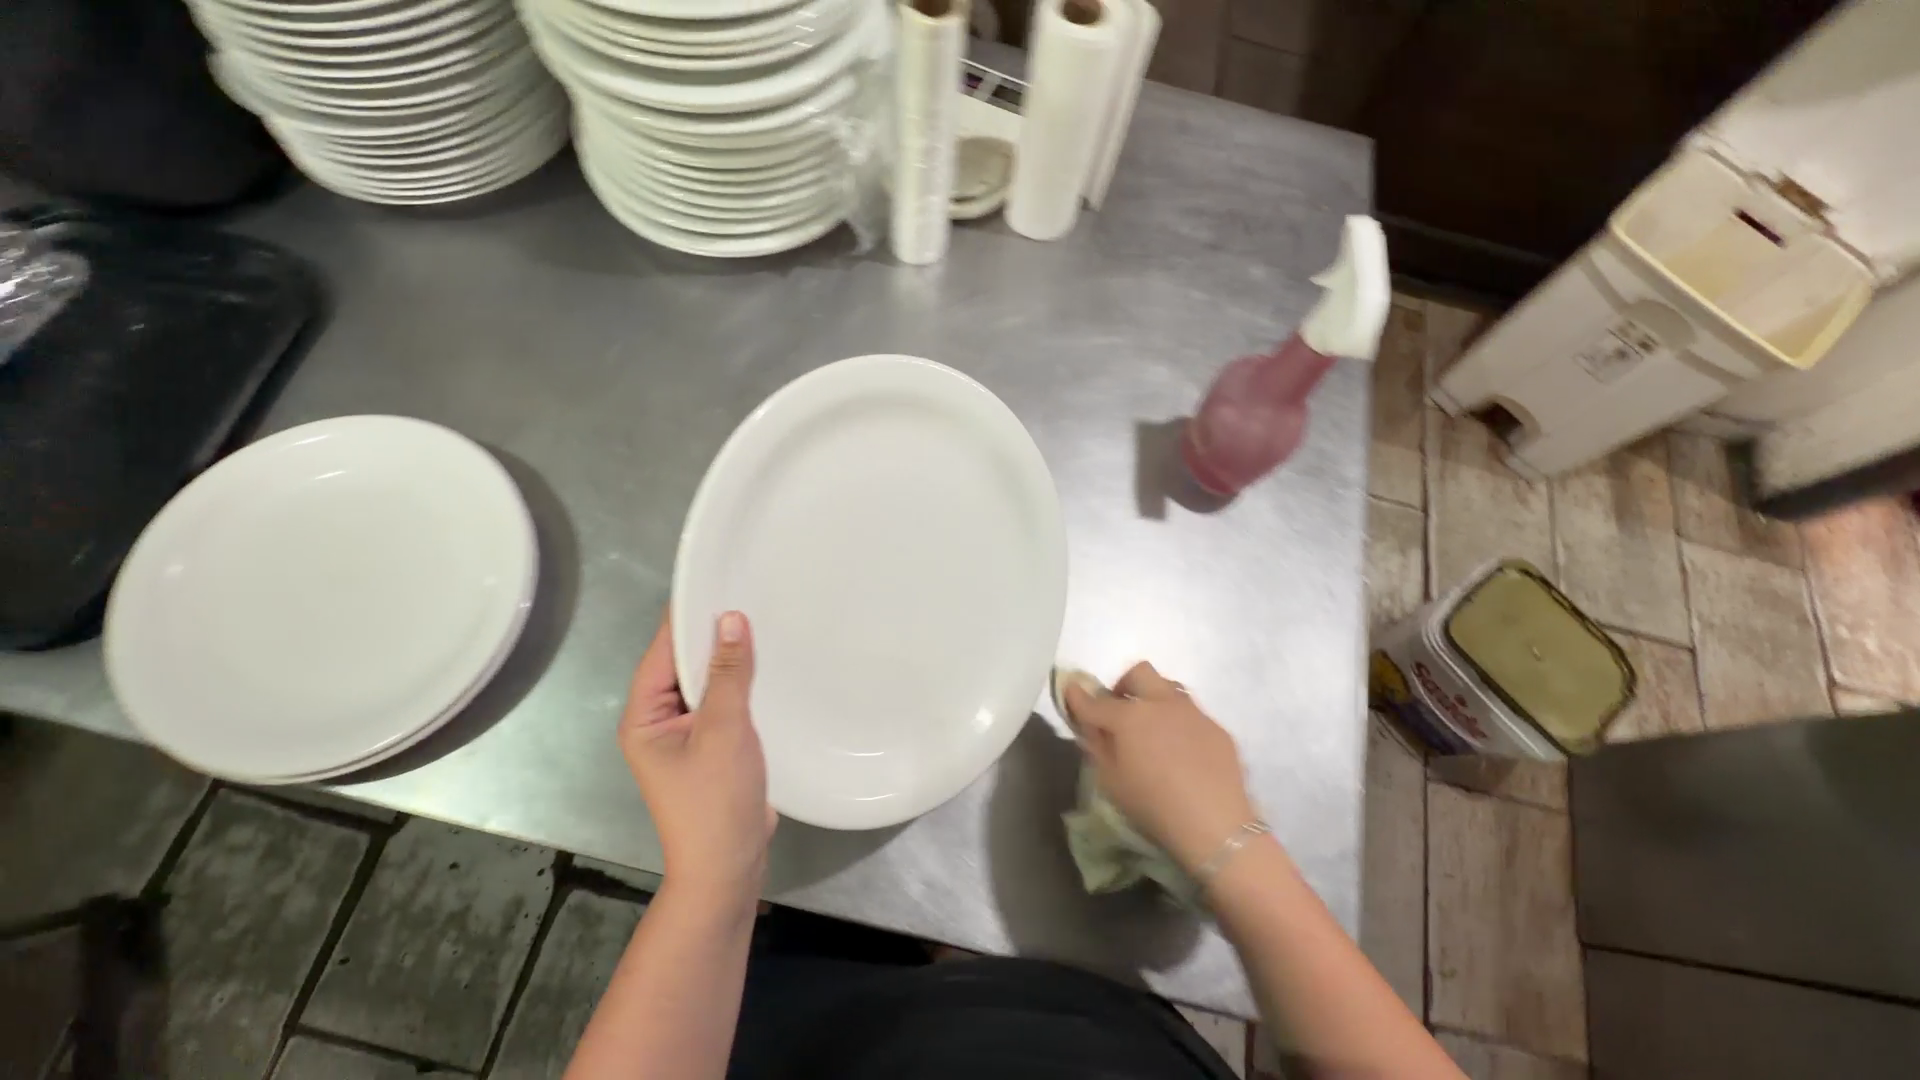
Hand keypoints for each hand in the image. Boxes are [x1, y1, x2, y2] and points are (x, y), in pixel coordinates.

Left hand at [618, 610, 775, 900]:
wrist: (728, 865)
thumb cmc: (715, 799)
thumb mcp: (723, 730)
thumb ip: (727, 674)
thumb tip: (730, 618)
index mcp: (643, 716)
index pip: (663, 652)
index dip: (688, 618)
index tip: (718, 580)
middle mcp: (658, 721)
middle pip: (684, 665)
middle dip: (714, 636)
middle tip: (750, 596)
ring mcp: (686, 736)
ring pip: (707, 684)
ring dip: (730, 662)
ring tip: (764, 623)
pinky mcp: (712, 747)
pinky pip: (723, 705)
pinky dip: (741, 687)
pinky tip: (768, 668)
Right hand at [1063, 662, 1260, 874]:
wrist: (1215, 823)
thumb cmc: (1152, 805)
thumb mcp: (1110, 781)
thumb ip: (1097, 746)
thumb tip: (1091, 725)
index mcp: (1130, 716)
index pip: (1096, 701)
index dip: (1079, 697)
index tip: (1070, 692)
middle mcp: (1162, 704)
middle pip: (1139, 674)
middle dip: (1124, 685)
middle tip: (1120, 711)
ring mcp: (1194, 713)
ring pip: (1169, 688)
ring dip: (1154, 700)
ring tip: (1152, 730)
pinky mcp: (1217, 728)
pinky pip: (1192, 715)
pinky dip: (1179, 724)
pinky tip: (1182, 753)